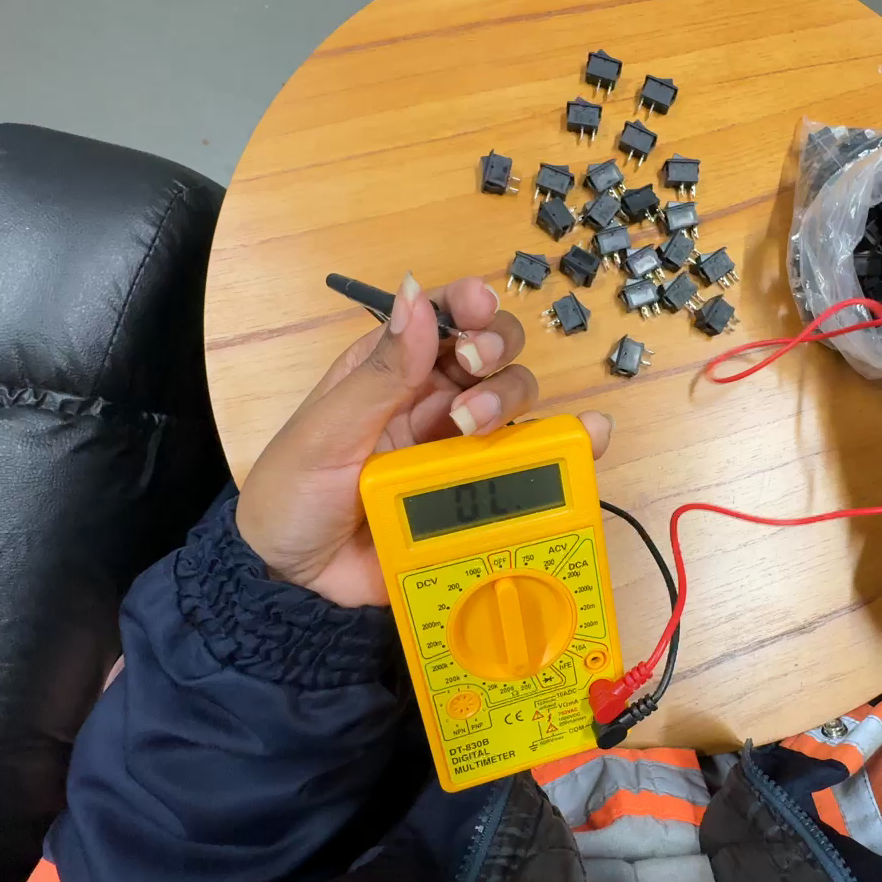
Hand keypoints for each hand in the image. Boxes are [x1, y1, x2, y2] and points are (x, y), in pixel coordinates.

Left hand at [236, 273, 613, 604]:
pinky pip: (534, 459)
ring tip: (472, 428)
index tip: (476, 306)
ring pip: (516, 398)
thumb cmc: (294, 496)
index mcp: (391, 371)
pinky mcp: (484, 490)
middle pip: (492, 351)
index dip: (466, 303)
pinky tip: (587, 436)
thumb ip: (379, 371)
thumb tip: (416, 295)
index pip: (441, 318)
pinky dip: (568, 443)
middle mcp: (434, 399)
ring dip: (509, 399)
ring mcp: (463, 445)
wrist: (301, 585)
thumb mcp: (328, 429)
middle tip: (472, 370)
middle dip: (493, 348)